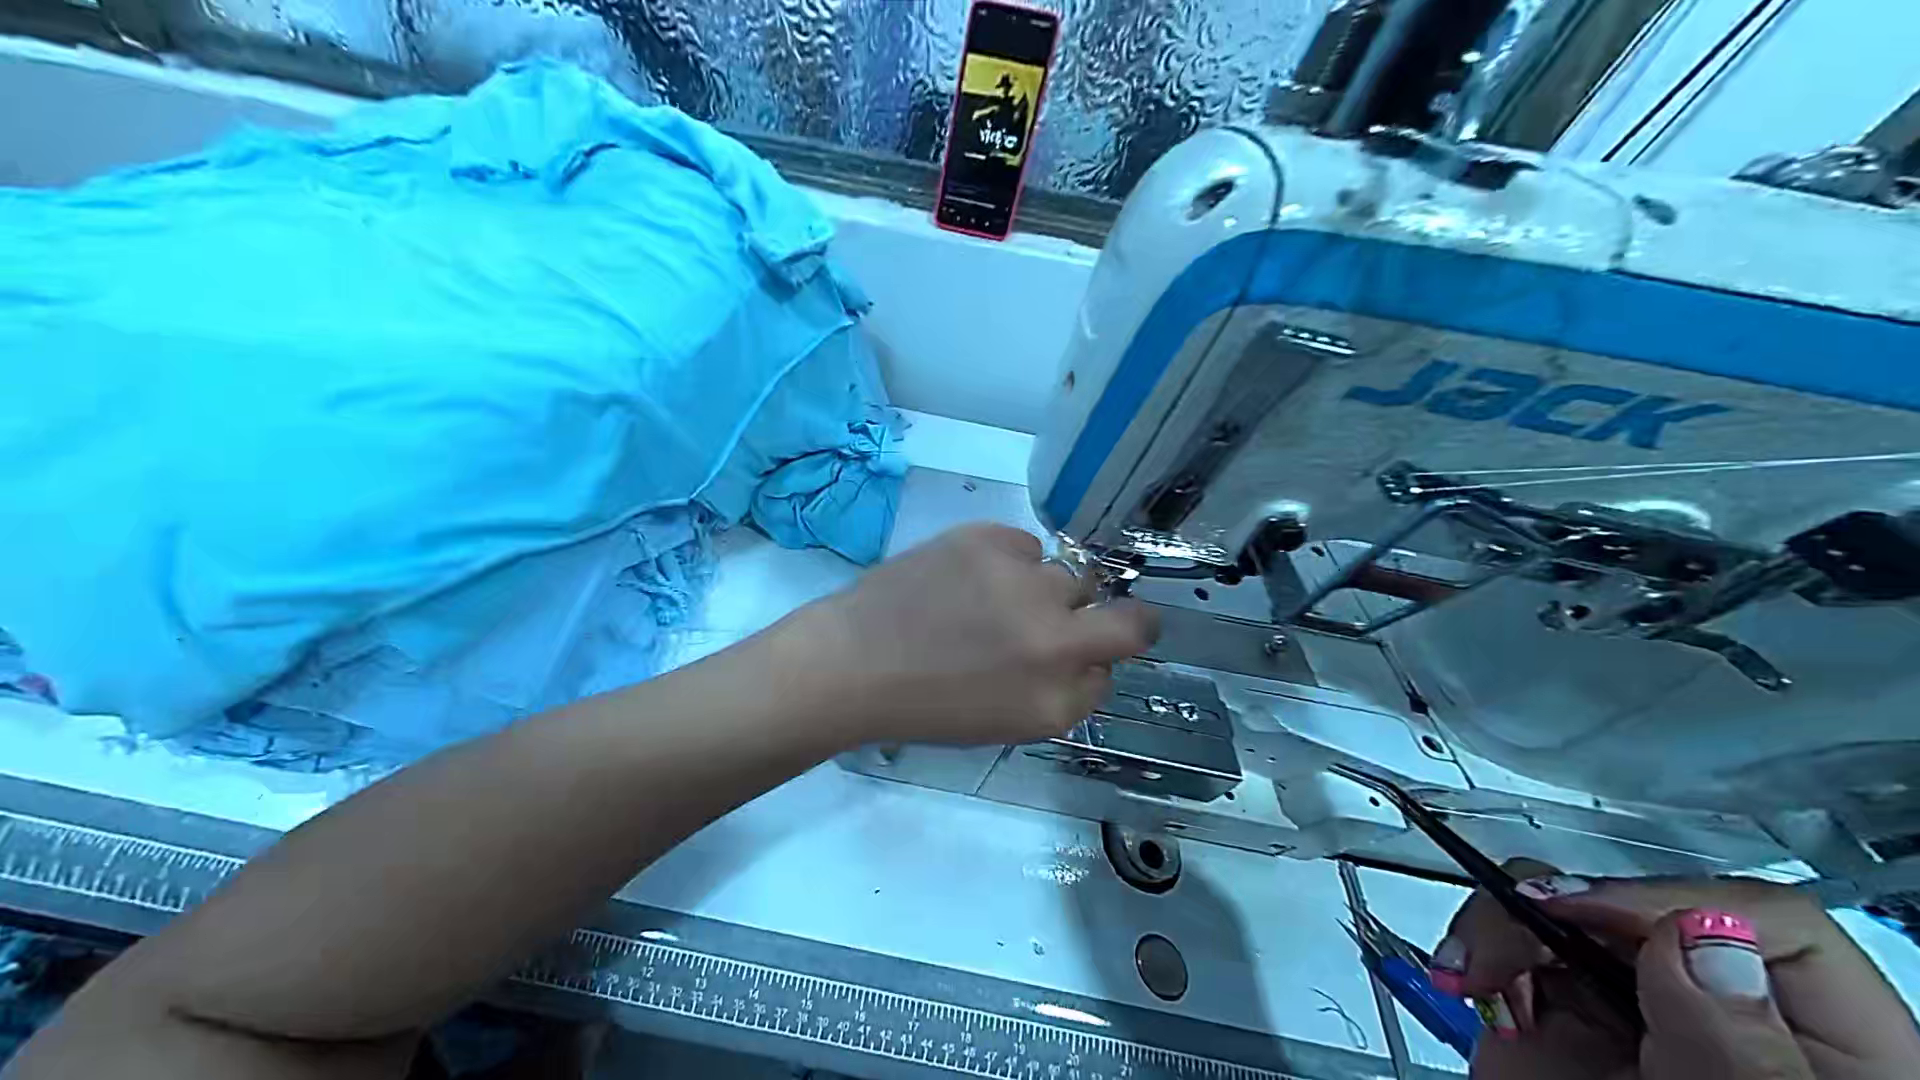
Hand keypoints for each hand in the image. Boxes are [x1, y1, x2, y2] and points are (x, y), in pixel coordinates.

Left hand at [773, 523, 1158, 746]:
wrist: (853, 663)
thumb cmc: (927, 705)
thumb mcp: (1010, 723)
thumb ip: (1067, 692)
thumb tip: (1093, 655)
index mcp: (1057, 693)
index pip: (1119, 661)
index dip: (1102, 654)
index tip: (1083, 649)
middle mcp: (1054, 636)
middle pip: (1121, 615)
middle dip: (1108, 619)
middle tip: (1055, 621)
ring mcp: (1022, 581)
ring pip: (1070, 575)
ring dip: (1045, 591)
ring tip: (992, 602)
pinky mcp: (986, 539)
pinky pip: (1027, 546)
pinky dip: (1009, 562)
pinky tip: (969, 579)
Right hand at [1434, 864, 1919, 1079]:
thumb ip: (1741, 1054)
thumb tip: (1702, 940)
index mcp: (1813, 1042)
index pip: (1765, 921)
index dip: (1666, 902)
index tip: (1576, 914)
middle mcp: (1712, 1009)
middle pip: (1632, 902)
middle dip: (1548, 907)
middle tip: (1504, 941)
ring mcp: (1626, 1009)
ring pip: (1554, 909)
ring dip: (1496, 925)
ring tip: (1467, 970)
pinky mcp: (1552, 1014)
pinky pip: (1506, 946)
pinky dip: (1474, 951)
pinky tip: (1463, 977)